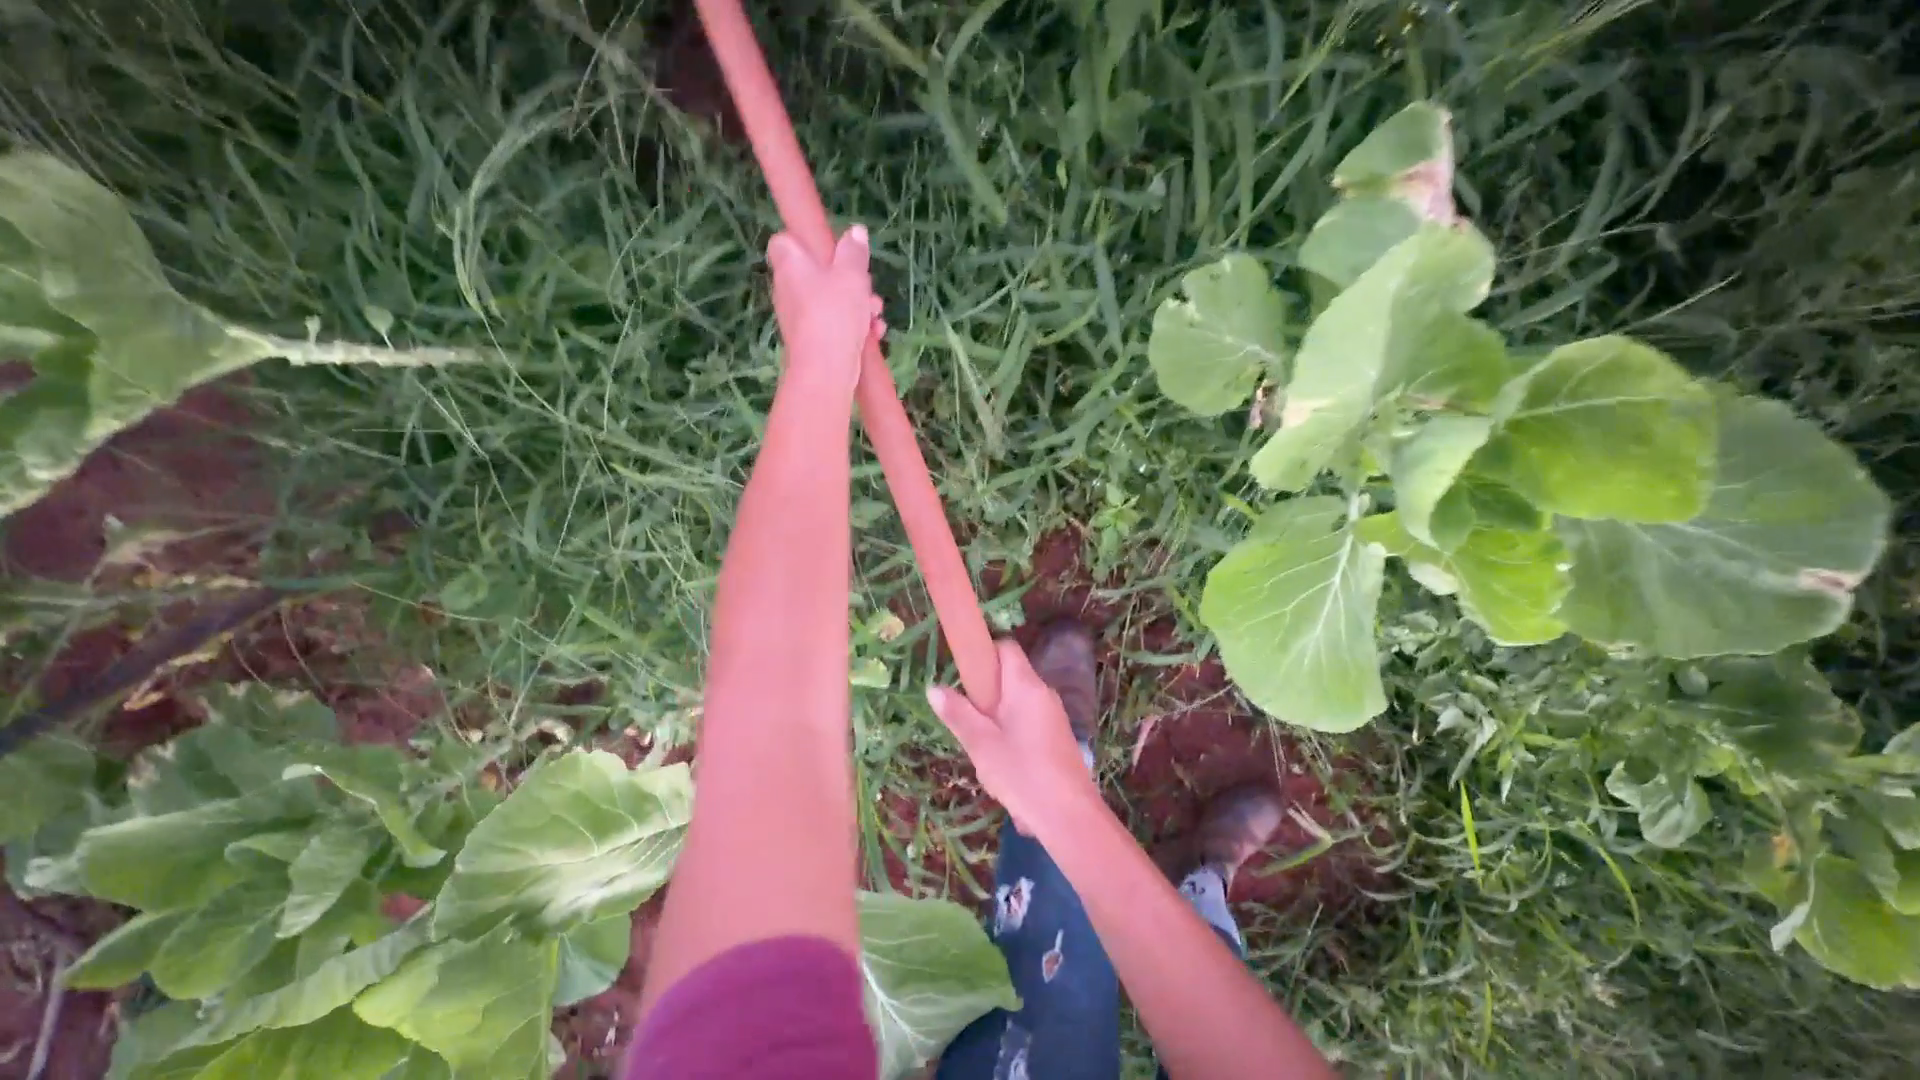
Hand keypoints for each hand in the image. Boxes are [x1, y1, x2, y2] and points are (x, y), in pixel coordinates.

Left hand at [767, 225, 883, 393]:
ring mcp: (799, 317)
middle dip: (848, 279)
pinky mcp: (811, 340)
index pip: (784, 242)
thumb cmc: (834, 313)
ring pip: (830, 300)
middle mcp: (788, 289)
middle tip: (866, 287)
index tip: (830, 249)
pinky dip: (853, 327)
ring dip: (857, 305)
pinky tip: (874, 333)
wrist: (824, 369)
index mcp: (791, 265)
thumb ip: (854, 251)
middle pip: (816, 273)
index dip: (805, 241)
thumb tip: (855, 231)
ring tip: (876, 314)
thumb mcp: (852, 275)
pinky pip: (833, 324)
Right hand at [926, 639, 1104, 835]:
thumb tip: (934, 687)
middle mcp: (1044, 693)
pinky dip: (1011, 734)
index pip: (1006, 647)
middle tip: (966, 722)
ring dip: (995, 719)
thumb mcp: (981, 744)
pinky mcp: (1058, 739)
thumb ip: (957, 714)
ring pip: (1016, 704)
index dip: (983, 653)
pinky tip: (1002, 765)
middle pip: (1009, 677)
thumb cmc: (1021, 773)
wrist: (1069, 816)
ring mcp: (1054, 716)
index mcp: (1026, 686)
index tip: (962, 676)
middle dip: (984, 694)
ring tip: (981, 749)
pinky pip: (1028, 723)